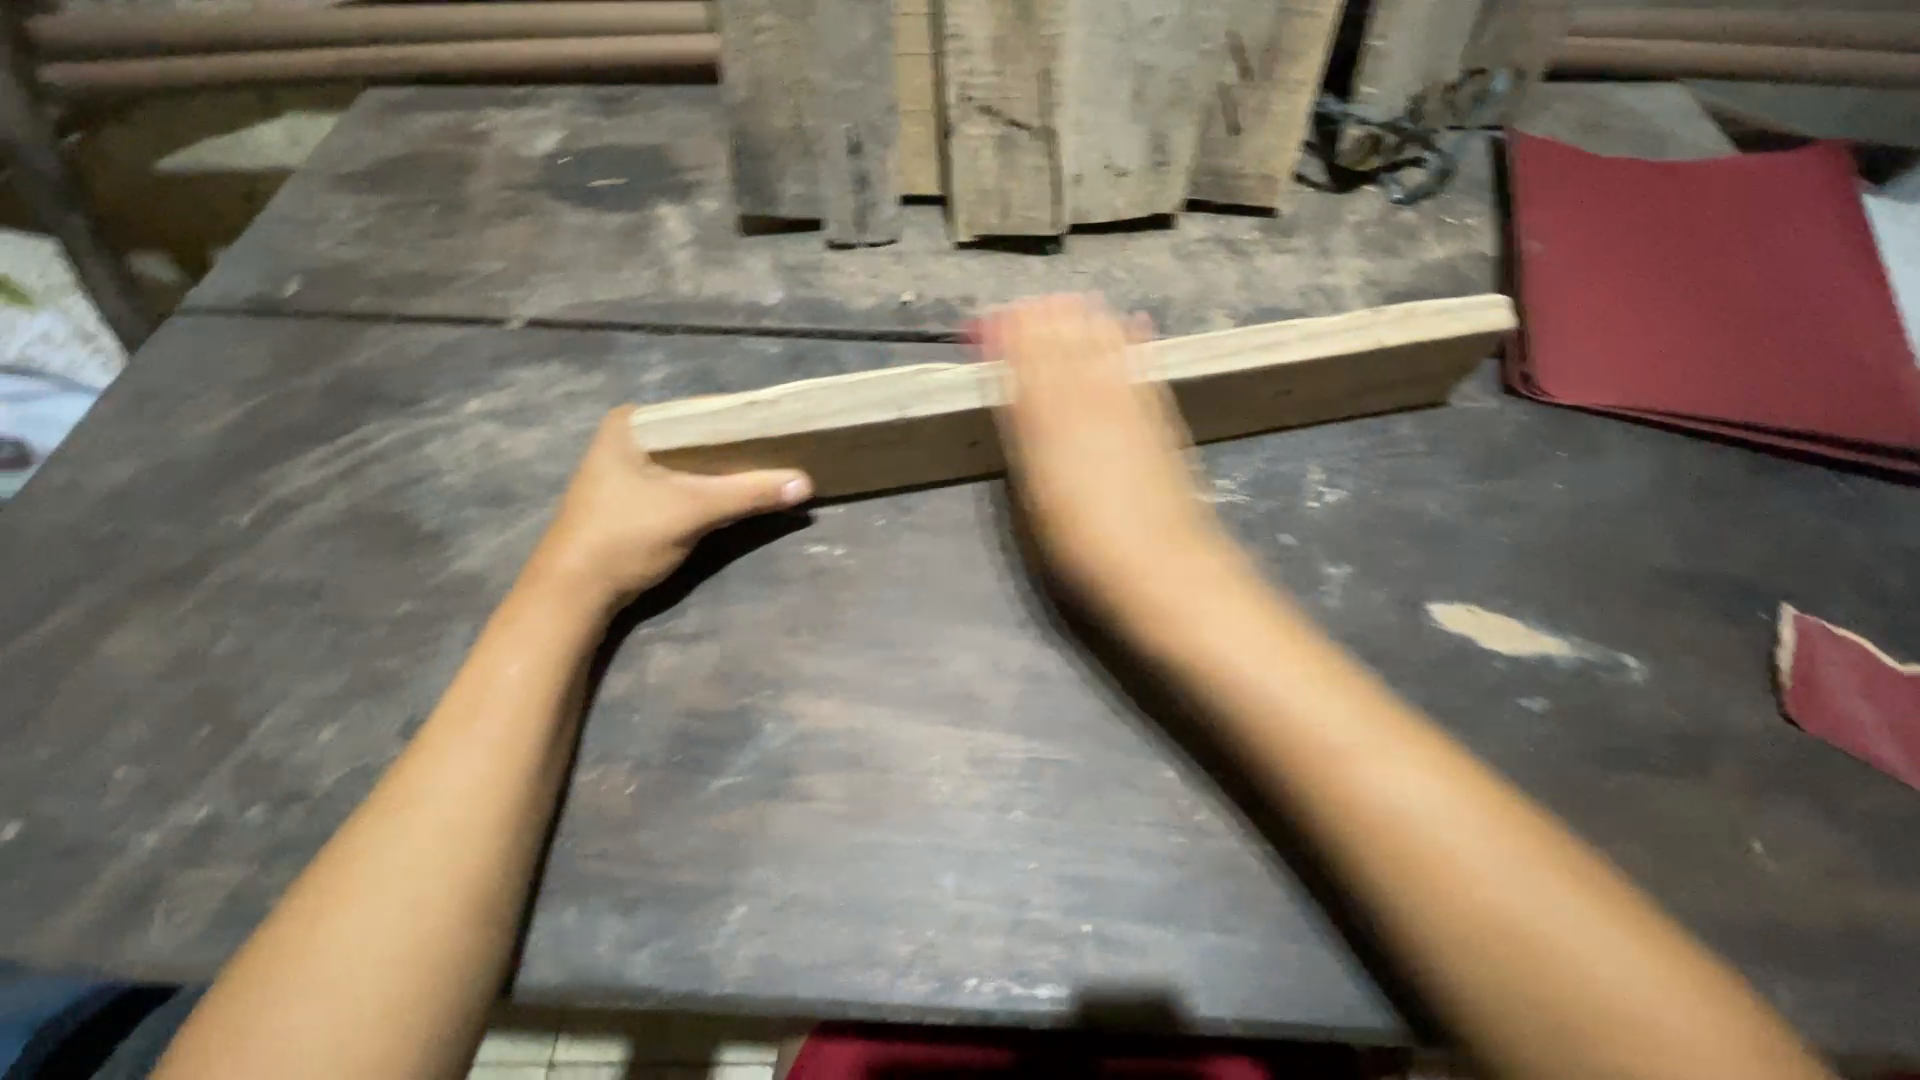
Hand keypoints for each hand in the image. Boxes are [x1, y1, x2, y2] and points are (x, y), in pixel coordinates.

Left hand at [523, 408, 811, 609]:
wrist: (574, 592)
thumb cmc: (625, 537)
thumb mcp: (692, 510)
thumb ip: (749, 493)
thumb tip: (807, 483)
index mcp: (635, 422)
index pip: (705, 410)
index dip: (749, 420)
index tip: (792, 428)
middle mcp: (634, 436)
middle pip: (703, 437)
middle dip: (744, 448)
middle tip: (792, 451)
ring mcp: (635, 468)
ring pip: (698, 462)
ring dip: (732, 471)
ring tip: (780, 469)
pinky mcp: (641, 497)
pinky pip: (690, 482)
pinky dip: (717, 488)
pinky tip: (747, 493)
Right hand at [979, 294, 1235, 617]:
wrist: (1157, 560)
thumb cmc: (1080, 541)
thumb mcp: (1034, 490)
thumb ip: (1022, 431)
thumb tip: (1008, 387)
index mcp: (1049, 423)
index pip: (1027, 366)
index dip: (1011, 337)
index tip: (995, 317)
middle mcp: (1089, 403)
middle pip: (1065, 349)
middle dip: (1045, 322)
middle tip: (1029, 301)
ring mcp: (1129, 407)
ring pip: (1104, 349)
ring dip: (1085, 322)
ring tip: (1071, 301)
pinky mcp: (1161, 418)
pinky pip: (1144, 367)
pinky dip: (1135, 343)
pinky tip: (1133, 323)